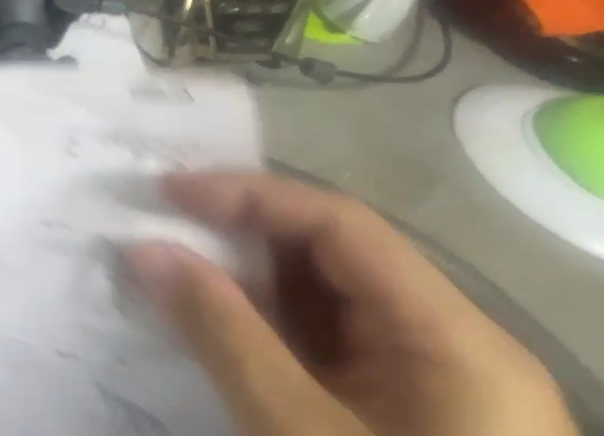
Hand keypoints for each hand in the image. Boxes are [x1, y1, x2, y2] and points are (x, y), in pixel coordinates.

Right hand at [125, 172, 578, 435]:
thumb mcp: (294, 429)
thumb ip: (220, 330)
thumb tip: (146, 249)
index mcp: (455, 336)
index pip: (341, 224)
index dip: (248, 194)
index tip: (166, 192)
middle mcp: (458, 343)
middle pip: (338, 254)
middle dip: (243, 232)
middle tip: (162, 223)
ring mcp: (440, 381)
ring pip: (332, 298)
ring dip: (250, 278)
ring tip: (176, 267)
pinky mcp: (414, 413)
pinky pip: (335, 341)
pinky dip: (272, 324)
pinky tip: (220, 322)